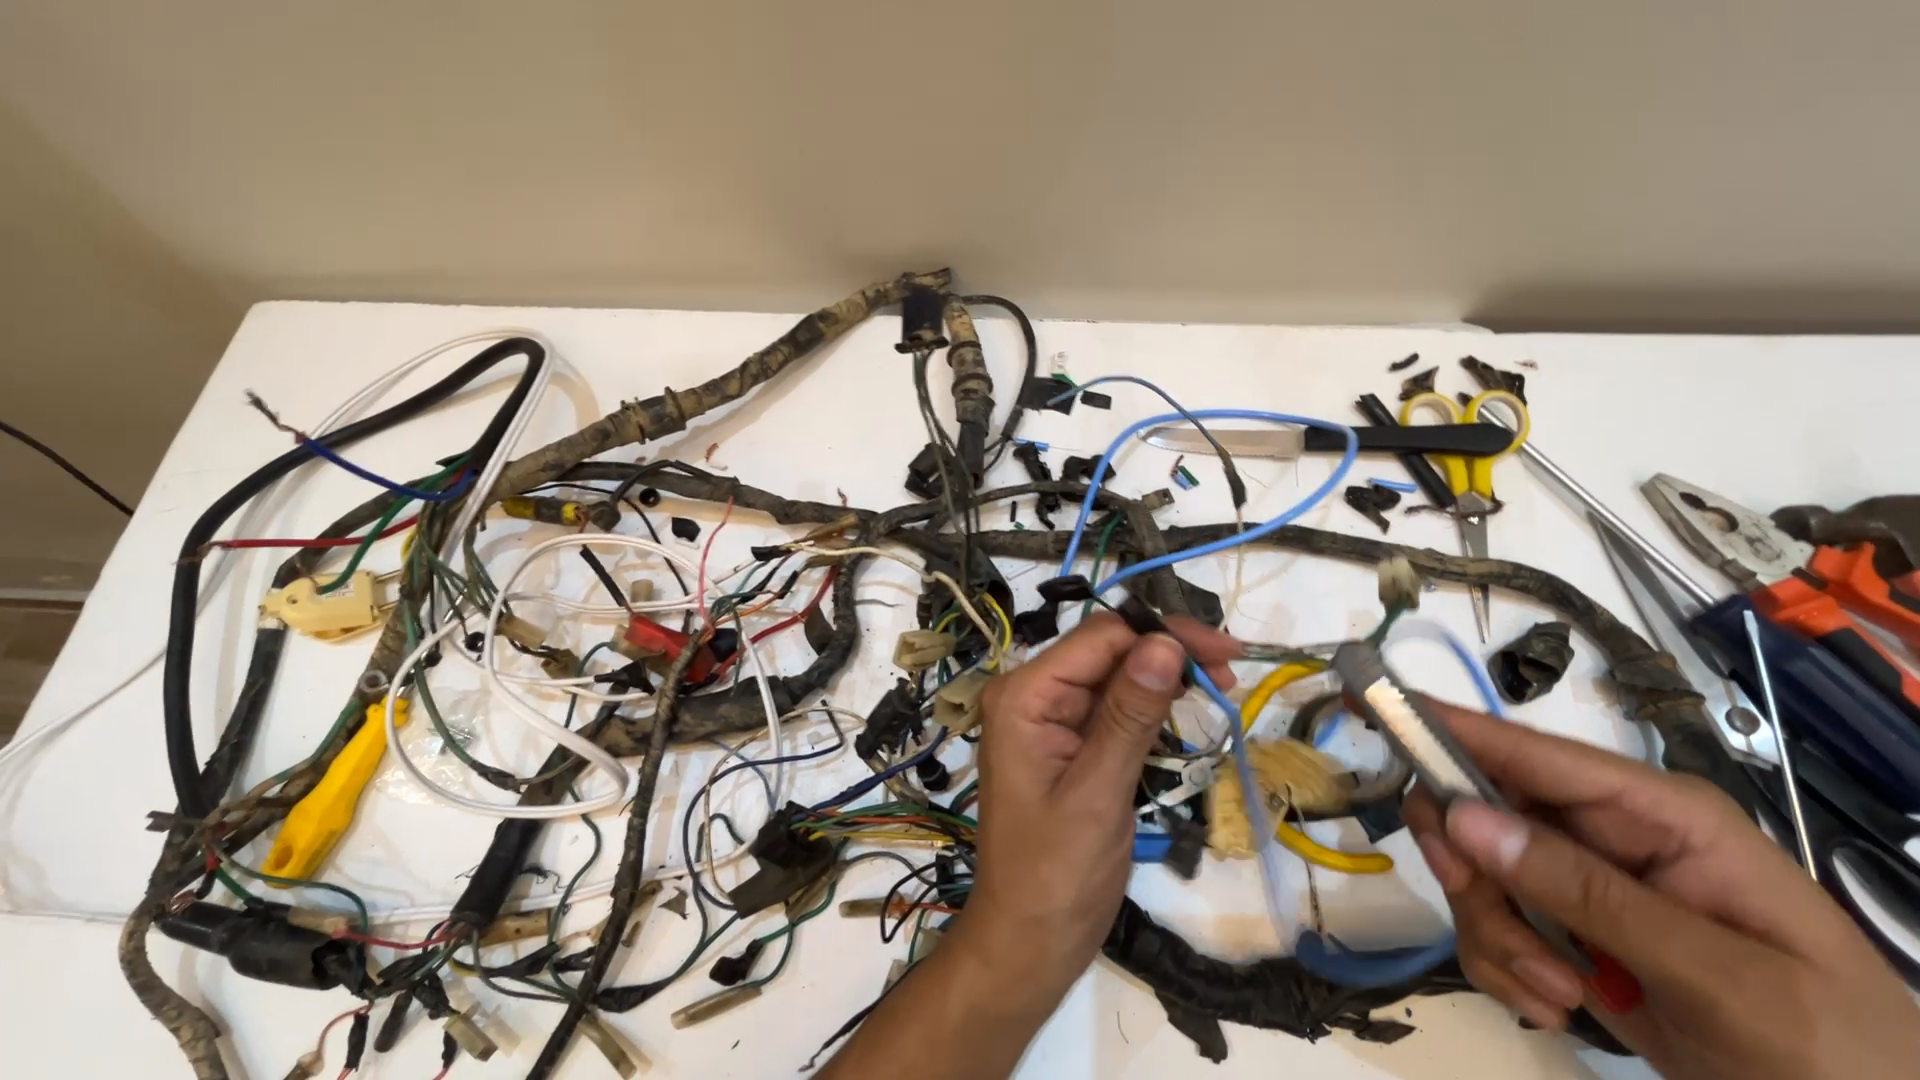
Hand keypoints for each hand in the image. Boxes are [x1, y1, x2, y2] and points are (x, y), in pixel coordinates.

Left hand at [957, 612, 1239, 1000]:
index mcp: (1024, 696)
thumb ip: (1129, 714)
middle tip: (1231, 672)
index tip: (1225, 651)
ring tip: (1220, 687)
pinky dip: (1149, 707)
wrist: (1030, 941)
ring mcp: (1048, 720)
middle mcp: (1031, 696)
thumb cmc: (1057, 873)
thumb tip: (1164, 642)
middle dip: (1167, 653)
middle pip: (1108, 651)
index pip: (1099, 638)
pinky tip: (1183, 711)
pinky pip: (1112, 709)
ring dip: (1164, 677)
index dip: (1162, 634)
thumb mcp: (1098, 791)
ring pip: (1114, 677)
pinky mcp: (1067, 745)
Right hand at [1403, 702, 1919, 1079]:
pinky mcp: (1566, 928)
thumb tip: (1461, 817)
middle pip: (1479, 813)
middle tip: (1474, 900)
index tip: (1369, 703)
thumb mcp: (1718, 975)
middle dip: (1471, 869)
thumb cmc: (1833, 1051)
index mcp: (1655, 812)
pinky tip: (1558, 1004)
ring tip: (1559, 993)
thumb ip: (1587, 892)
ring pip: (1475, 874)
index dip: (1444, 724)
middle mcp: (1607, 831)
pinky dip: (1504, 968)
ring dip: (1497, 936)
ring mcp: (1583, 880)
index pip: (1528, 752)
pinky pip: (1489, 925)